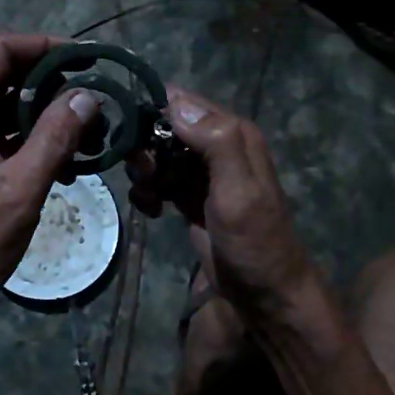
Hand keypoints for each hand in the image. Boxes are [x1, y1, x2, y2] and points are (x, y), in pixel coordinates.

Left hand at [0, 35, 99, 339]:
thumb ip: (56, 136)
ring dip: (48, 111)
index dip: (45, 46)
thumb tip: (89, 95)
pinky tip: (68, 158)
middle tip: (97, 96)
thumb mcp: (21, 187)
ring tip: (91, 129)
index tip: (89, 59)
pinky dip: (36, 135)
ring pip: (8, 101)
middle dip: (53, 81)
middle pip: (5, 72)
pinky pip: (5, 128)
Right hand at [129, 85, 322, 327]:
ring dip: (144, 173)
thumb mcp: (239, 190)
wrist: (262, 292)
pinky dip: (147, 192)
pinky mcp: (187, 196)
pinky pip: (157, 181)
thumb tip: (175, 104)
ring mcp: (200, 172)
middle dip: (144, 148)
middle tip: (146, 177)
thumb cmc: (254, 240)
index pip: (181, 102)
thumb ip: (215, 142)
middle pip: (162, 127)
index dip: (152, 113)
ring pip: (156, 154)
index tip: (132, 138)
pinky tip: (151, 211)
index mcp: (232, 133)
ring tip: (149, 198)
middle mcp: (215, 145)